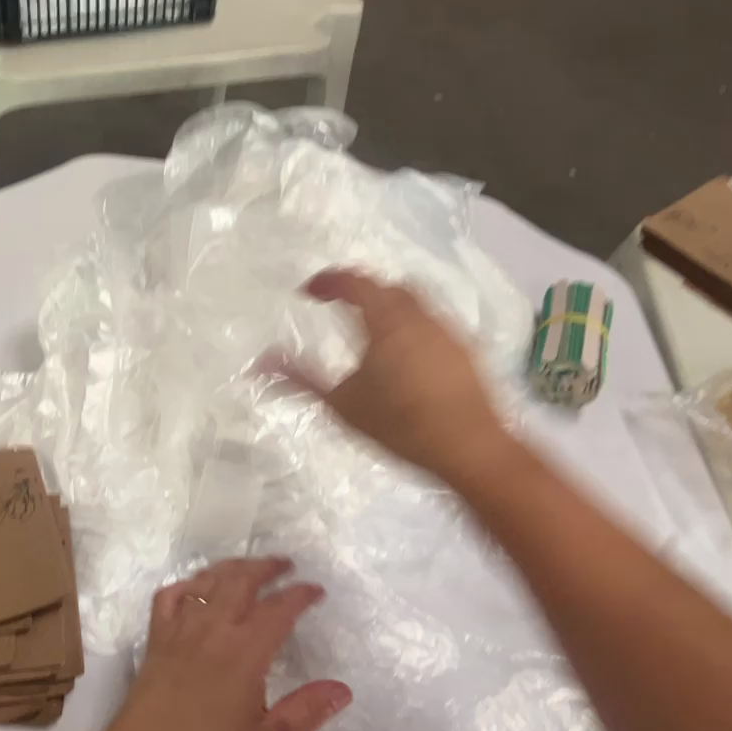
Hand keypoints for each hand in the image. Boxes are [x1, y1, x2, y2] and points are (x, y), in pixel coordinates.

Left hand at [92, 557, 350, 730]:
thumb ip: (307, 712)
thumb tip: (342, 688)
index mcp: (245, 652)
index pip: (278, 609)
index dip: (300, 594)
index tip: (316, 589)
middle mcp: (212, 629)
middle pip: (241, 580)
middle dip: (266, 567)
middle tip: (285, 564)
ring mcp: (179, 630)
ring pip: (206, 581)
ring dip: (231, 567)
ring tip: (247, 567)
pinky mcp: (155, 639)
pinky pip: (170, 596)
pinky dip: (187, 584)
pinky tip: (196, 588)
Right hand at [294, 269, 517, 483]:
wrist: (471, 450)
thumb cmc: (400, 426)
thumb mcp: (341, 405)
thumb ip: (300, 378)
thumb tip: (260, 362)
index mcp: (386, 322)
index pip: (354, 282)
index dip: (328, 281)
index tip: (308, 292)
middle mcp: (420, 317)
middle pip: (388, 286)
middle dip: (361, 289)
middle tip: (338, 305)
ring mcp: (448, 332)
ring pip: (416, 301)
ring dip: (389, 305)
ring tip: (371, 329)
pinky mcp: (467, 351)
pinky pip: (435, 322)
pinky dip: (412, 325)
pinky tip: (405, 355)